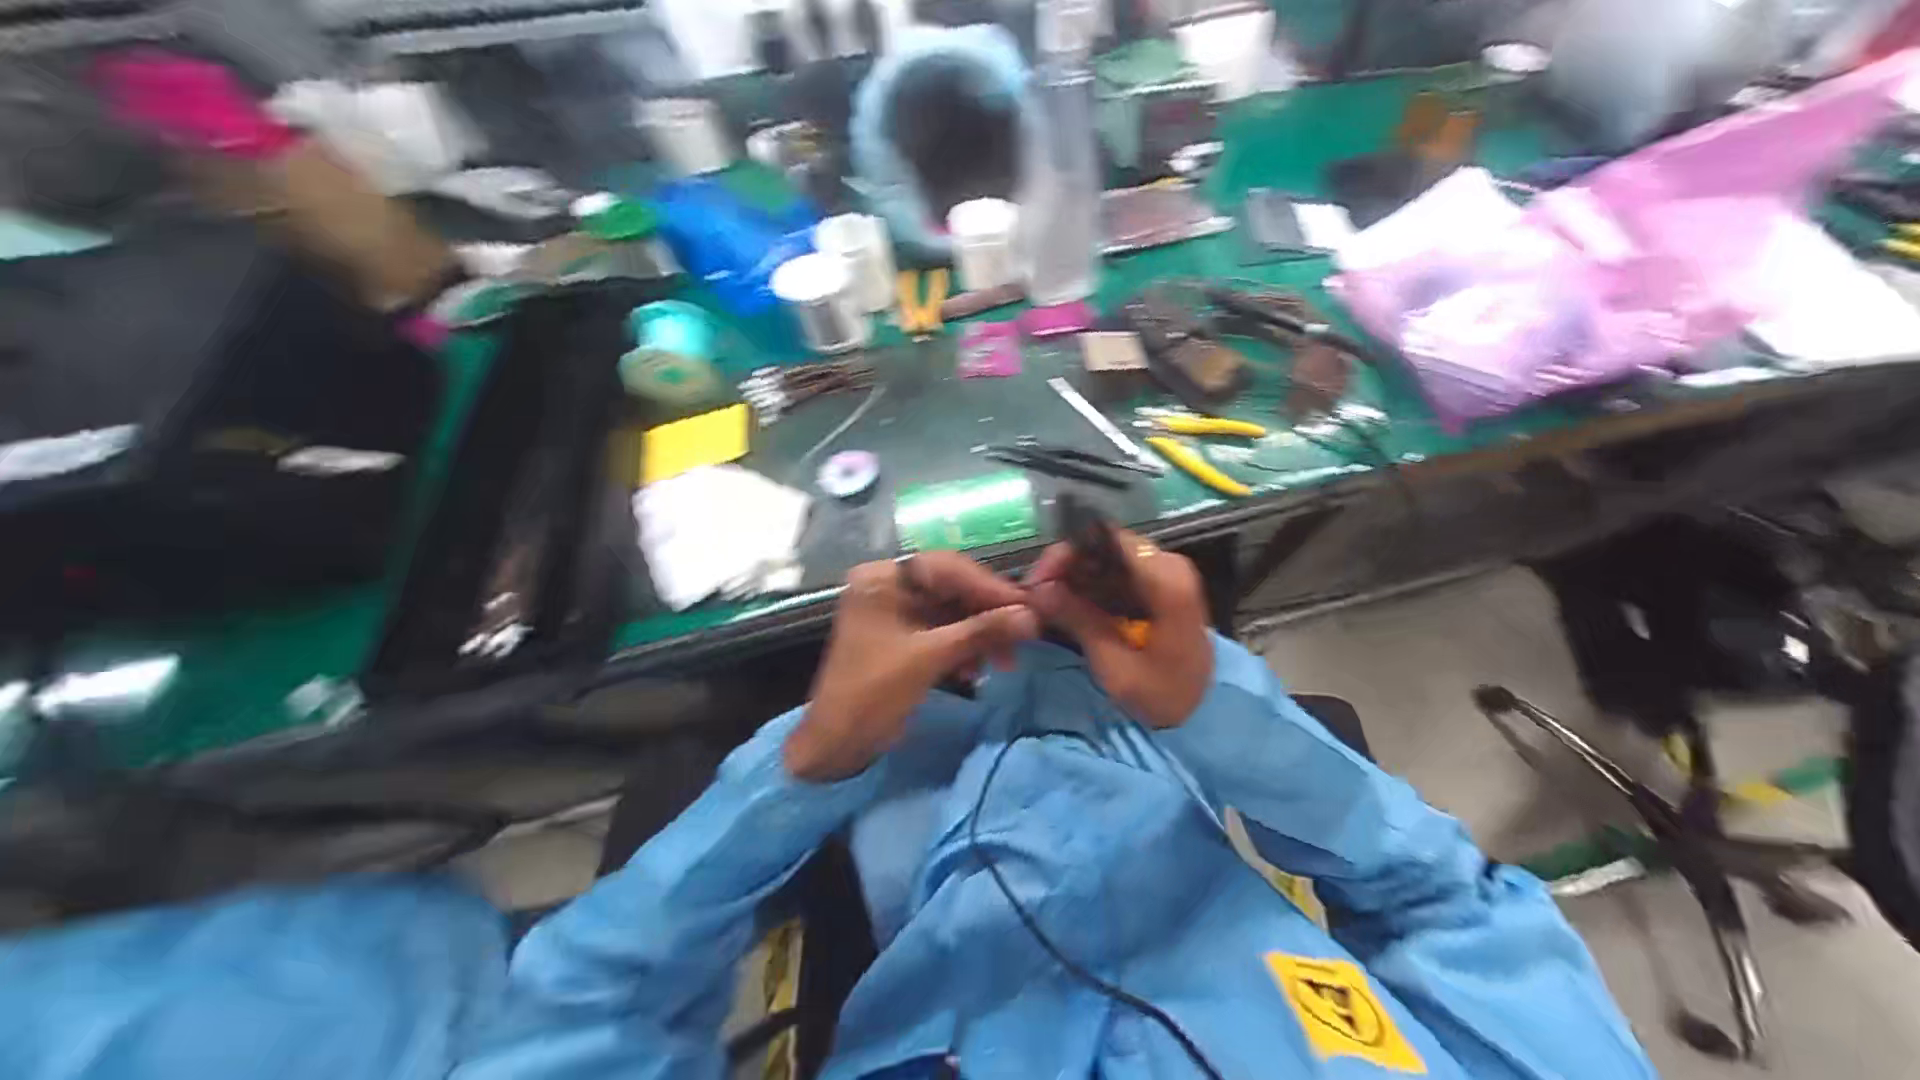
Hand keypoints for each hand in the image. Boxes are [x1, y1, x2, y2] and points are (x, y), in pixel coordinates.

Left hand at [785, 553, 1038, 780]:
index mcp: (881, 579)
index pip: (945, 568)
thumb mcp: (929, 658)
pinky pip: (943, 632)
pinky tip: (976, 671)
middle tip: (1024, 635)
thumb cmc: (873, 693)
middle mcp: (887, 586)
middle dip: (988, 614)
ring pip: (951, 612)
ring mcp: (895, 612)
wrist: (836, 745)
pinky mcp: (903, 638)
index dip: (989, 586)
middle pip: (951, 588)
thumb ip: (980, 631)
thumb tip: (1032, 617)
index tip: (1028, 606)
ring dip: (980, 635)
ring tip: (1004, 662)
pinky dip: (964, 648)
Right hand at [1027, 529, 1212, 728]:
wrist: (1204, 714)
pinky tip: (1070, 604)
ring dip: (1075, 575)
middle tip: (1037, 594)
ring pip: (1107, 556)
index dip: (1066, 554)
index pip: (1106, 540)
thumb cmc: (1163, 695)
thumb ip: (1078, 620)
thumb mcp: (1115, 666)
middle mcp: (1168, 565)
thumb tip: (1037, 589)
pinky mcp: (1159, 583)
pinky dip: (1090, 583)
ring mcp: (1165, 572)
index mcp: (1165, 580)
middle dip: (1066, 566)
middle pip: (1104, 545)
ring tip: (1047, 601)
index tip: (1038, 581)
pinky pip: (1116, 570)